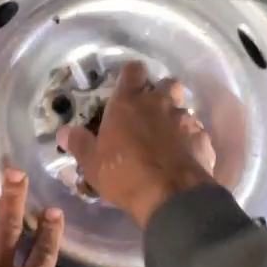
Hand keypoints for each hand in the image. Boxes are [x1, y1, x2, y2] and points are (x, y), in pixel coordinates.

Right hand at [59, 61, 216, 226]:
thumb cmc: (124, 174)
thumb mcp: (92, 162)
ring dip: (175, 117)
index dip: (131, 76)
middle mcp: (159, 103)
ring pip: (183, 108)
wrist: (172, 196)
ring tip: (166, 137)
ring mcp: (185, 119)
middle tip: (149, 112)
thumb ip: (79, 143)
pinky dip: (189, 140)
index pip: (133, 70)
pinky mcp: (202, 138)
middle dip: (160, 92)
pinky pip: (196, 132)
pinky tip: (182, 156)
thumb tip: (64, 131)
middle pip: (166, 82)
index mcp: (129, 101)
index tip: (127, 87)